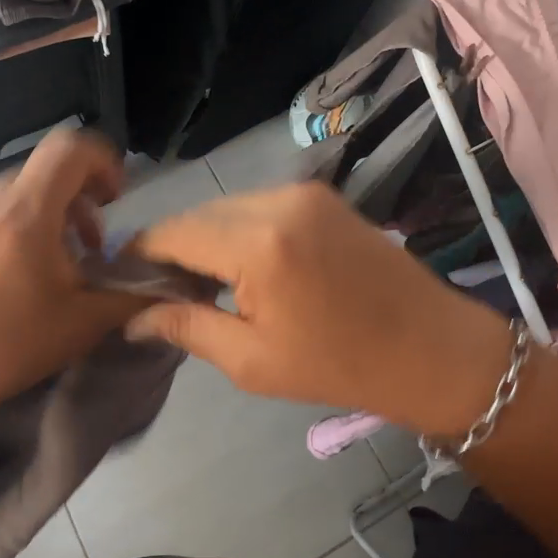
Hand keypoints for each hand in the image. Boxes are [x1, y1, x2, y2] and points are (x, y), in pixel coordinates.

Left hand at [0, 130, 149, 412]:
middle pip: (44, 174)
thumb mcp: (81, 325)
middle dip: (75, 202)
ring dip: (39, 216)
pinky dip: (3, 225)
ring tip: (39, 268)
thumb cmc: (3, 350)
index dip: (103, 161)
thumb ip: (131, 294)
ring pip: (12, 192)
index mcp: (23, 212)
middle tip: (84, 251)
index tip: (113, 198)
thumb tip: (168, 280)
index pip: (71, 148)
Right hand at [126, 182, 512, 433]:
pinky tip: (245, 268)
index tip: (125, 285)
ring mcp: (304, 191)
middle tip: (166, 295)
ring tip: (206, 286)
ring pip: (227, 207)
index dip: (141, 257)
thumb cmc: (339, 365)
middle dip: (174, 250)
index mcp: (257, 243)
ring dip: (207, 239)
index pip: (172, 233)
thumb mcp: (252, 359)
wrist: (432, 349)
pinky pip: (259, 205)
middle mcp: (277, 200)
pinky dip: (239, 230)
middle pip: (198, 214)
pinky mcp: (322, 195)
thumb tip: (133, 318)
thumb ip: (185, 328)